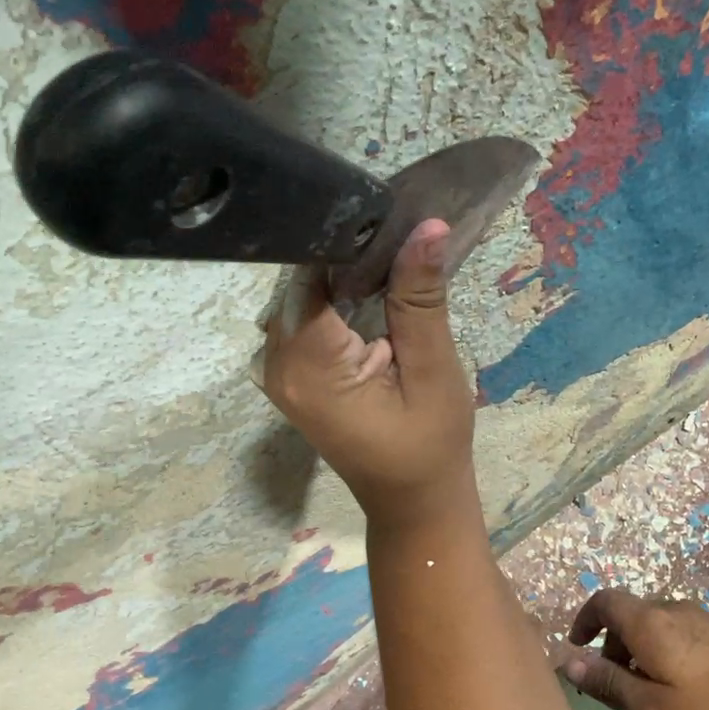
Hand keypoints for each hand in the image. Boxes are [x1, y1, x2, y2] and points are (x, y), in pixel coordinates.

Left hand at [256, 219, 476, 525]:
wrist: (415, 501)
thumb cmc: (430, 444)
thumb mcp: (432, 370)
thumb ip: (420, 298)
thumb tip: (428, 226)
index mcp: (307, 364)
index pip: (309, 272)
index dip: (345, 236)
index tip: (386, 208)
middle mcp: (276, 363)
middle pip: (301, 281)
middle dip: (347, 251)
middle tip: (398, 222)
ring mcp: (279, 372)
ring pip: (303, 296)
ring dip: (343, 272)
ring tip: (391, 247)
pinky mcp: (294, 376)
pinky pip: (307, 319)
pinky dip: (338, 298)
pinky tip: (374, 286)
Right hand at [562, 588, 708, 709]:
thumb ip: (609, 683)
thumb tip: (567, 660)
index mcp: (651, 623)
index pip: (605, 600)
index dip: (584, 619)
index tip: (576, 649)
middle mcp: (676, 609)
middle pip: (632, 613)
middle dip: (613, 644)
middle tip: (614, 687)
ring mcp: (707, 618)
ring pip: (660, 625)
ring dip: (642, 651)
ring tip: (649, 696)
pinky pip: (684, 634)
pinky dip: (668, 654)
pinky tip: (687, 692)